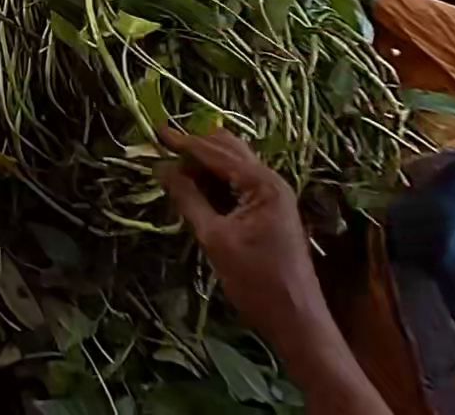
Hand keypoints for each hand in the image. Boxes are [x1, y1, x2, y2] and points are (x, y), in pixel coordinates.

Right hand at [155, 128, 312, 315]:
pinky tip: (196, 184)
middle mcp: (270, 180)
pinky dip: (216, 177)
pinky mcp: (270, 208)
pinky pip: (238, 180)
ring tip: (175, 165)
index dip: (183, 141)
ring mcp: (273, 194)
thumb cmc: (256, 282)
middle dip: (195, 147)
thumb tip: (160, 167)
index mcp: (262, 183)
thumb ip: (187, 198)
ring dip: (205, 161)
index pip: (215, 152)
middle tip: (164, 149)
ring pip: (232, 162)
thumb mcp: (215, 238)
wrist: (298, 324)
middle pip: (227, 148)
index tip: (156, 130)